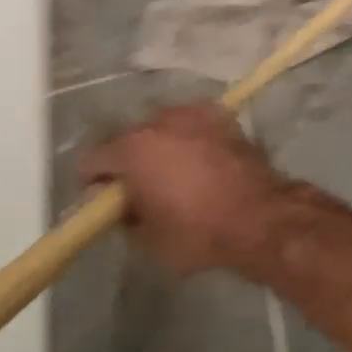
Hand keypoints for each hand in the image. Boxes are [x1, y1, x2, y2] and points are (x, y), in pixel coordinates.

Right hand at [80, 103, 289, 274]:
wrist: (258, 214)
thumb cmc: (196, 231)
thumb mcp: (146, 239)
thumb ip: (125, 216)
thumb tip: (122, 205)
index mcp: (133, 149)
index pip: (93, 159)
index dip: (94, 182)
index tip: (105, 203)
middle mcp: (160, 121)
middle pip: (129, 138)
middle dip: (128, 161)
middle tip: (140, 191)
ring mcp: (194, 113)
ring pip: (162, 127)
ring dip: (160, 146)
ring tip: (174, 174)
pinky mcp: (222, 116)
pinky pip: (193, 124)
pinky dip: (189, 138)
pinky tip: (200, 161)